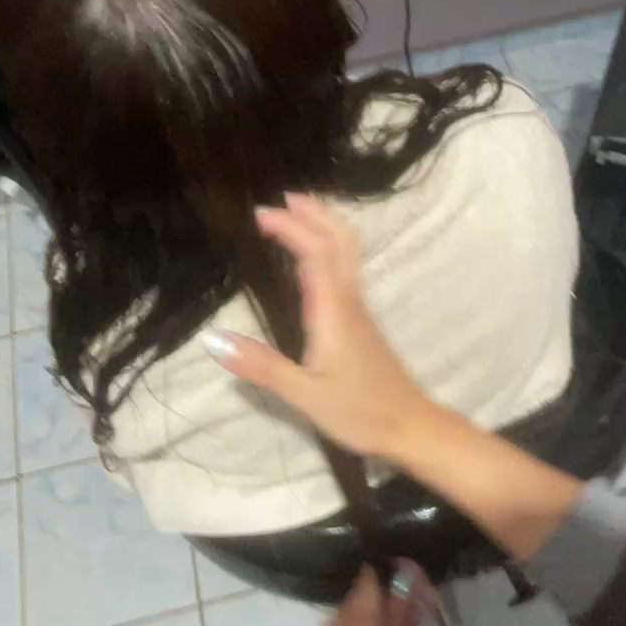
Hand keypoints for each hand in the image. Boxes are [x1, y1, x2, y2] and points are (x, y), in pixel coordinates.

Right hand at [203, 193, 433, 459]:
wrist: (412, 426)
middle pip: (340, 241)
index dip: (291, 226)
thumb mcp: (305, 395)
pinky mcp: (362, 323)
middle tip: (283, 198)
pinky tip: (312, 261)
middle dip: (314, 214)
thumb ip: (263, 367)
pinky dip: (328, 249)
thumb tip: (213, 340)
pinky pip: (346, 270)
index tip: (260, 213)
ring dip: (324, 226)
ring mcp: (360, 310)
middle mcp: (349, 301)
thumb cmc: (361, 412)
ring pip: (347, 253)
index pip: (315, 252)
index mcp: (333, 311)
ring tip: (296, 216)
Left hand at [296, 564, 419, 625]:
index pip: (372, 577)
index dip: (398, 572)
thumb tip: (404, 577)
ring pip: (363, 613)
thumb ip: (398, 624)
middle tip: (426, 617)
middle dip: (397, 597)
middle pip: (367, 594)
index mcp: (351, 625)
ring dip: (389, 618)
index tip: (424, 583)